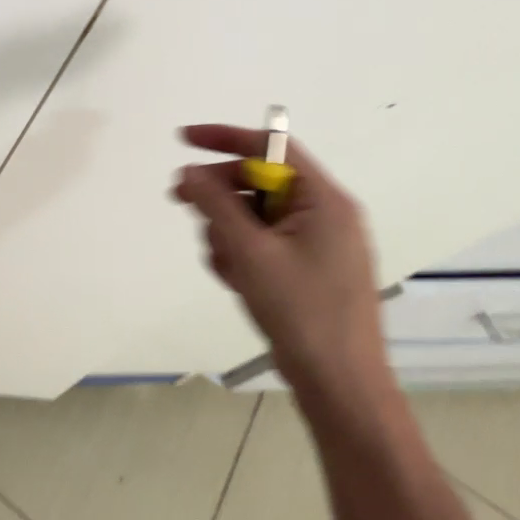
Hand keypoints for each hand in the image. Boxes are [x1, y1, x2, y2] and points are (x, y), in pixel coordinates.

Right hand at [172, 124, 385, 390]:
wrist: (339, 381)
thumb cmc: (300, 309)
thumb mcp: (249, 250)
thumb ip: (215, 203)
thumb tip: (189, 171)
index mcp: (324, 202)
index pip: (272, 148)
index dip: (225, 138)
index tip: (182, 140)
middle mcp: (325, 216)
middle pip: (257, 181)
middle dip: (217, 193)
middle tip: (180, 203)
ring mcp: (317, 244)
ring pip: (253, 214)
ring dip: (225, 230)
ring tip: (223, 262)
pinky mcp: (307, 268)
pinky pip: (261, 241)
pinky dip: (239, 252)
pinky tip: (235, 279)